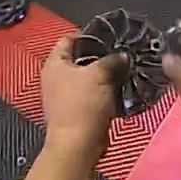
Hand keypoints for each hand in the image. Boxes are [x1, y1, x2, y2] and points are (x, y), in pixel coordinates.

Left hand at [40, 36, 124, 160]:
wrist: (78, 145)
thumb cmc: (83, 104)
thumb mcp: (100, 74)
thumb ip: (112, 60)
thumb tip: (123, 55)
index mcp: (55, 63)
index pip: (69, 38)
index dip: (89, 34)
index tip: (110, 34)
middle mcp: (56, 77)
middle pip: (80, 57)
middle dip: (101, 54)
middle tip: (121, 50)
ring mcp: (65, 94)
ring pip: (88, 76)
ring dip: (105, 73)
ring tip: (125, 66)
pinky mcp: (76, 109)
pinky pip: (93, 92)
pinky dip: (105, 89)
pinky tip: (121, 85)